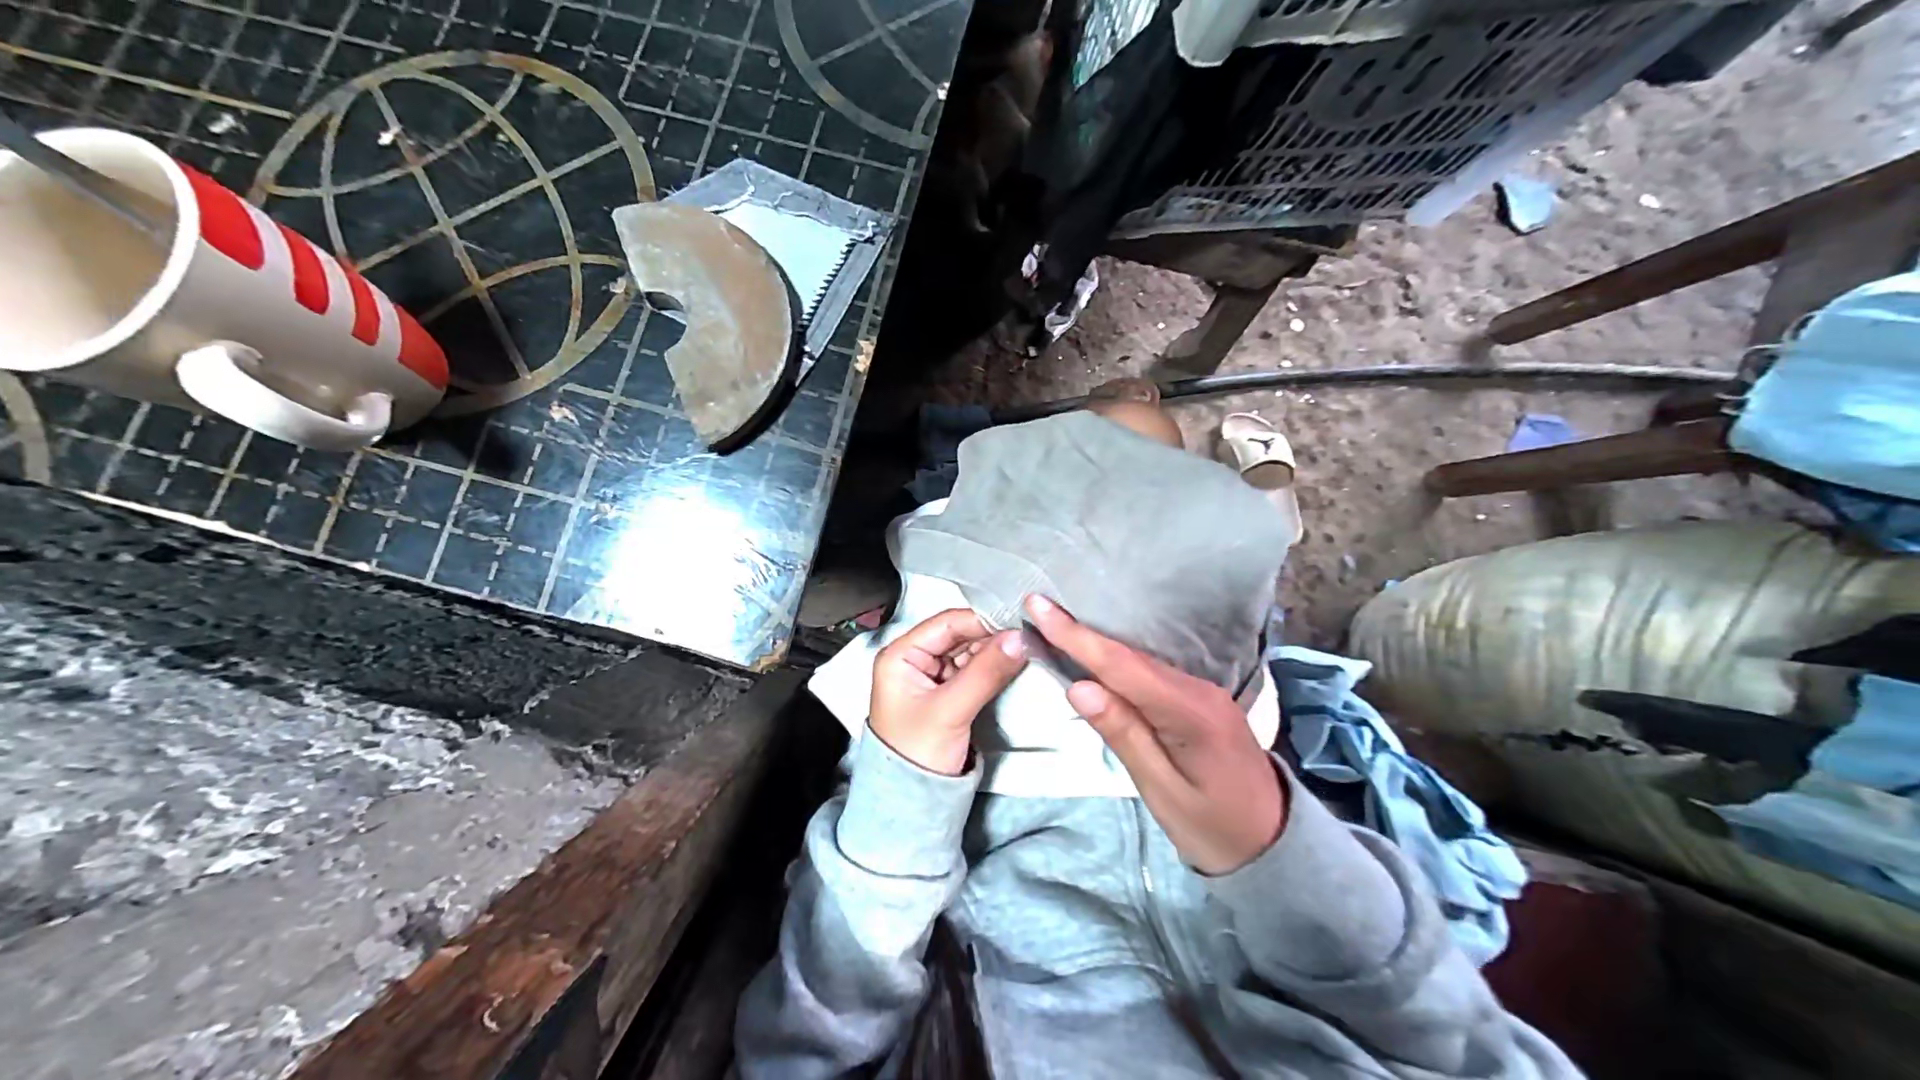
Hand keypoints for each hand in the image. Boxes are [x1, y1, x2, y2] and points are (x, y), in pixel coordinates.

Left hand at [869, 608, 1028, 775]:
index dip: (981, 621)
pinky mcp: (947, 693)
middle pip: (959, 635)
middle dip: (991, 636)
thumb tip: (1019, 638)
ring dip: (994, 651)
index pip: (945, 624)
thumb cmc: (917, 752)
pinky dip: (991, 667)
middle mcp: (914, 659)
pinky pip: (972, 670)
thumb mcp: (951, 710)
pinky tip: (1013, 663)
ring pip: (969, 652)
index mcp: (901, 655)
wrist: (910, 803)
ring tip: (1026, 648)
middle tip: (1028, 636)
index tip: (1017, 623)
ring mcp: (931, 676)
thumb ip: (985, 672)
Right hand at [1024, 594, 1286, 873]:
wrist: (1274, 843)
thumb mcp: (1162, 791)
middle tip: (1037, 604)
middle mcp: (1198, 689)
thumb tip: (1078, 687)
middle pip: (1128, 655)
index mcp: (1190, 712)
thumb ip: (1124, 735)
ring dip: (1096, 641)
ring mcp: (1201, 690)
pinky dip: (1116, 659)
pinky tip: (1094, 652)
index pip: (1121, 666)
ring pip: (1139, 659)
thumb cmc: (1214, 827)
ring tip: (1054, 621)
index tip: (1039, 604)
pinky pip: (1150, 671)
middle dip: (1080, 630)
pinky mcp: (1197, 698)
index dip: (1076, 635)